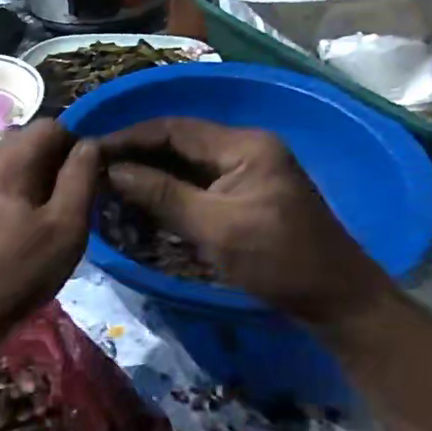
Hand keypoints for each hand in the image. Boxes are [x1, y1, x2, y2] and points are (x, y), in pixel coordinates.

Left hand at [0, 122, 100, 410]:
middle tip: (79, 204)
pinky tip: (31, 234)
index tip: (94, 179)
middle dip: (61, 165)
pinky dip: (24, 199)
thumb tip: (91, 144)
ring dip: (44, 185)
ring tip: (57, 223)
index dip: (79, 144)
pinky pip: (4, 186)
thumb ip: (81, 178)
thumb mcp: (64, 228)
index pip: (52, 125)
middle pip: (33, 143)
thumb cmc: (13, 273)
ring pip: (19, 166)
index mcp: (6, 159)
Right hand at [100, 118, 393, 322]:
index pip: (174, 129)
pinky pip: (199, 182)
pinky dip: (171, 190)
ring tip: (111, 184)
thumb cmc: (279, 261)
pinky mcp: (247, 193)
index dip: (130, 137)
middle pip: (180, 142)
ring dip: (152, 172)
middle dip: (138, 154)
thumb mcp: (216, 228)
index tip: (93, 150)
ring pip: (187, 163)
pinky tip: (144, 201)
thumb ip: (162, 195)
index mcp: (244, 145)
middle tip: (96, 169)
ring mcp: (248, 170)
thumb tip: (111, 171)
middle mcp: (245, 147)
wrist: (338, 301)